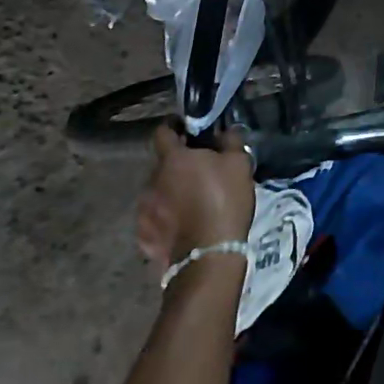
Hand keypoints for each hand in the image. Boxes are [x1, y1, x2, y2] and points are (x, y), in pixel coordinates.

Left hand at [136, 125, 254, 266]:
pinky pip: (154, 218)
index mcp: (172, 158)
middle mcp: (151, 180)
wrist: (210, 256)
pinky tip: (183, 225)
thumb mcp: (239, 163)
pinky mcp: (144, 236)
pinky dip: (166, 217)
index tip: (188, 129)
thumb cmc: (225, 201)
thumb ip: (230, 140)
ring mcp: (144, 210)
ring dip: (171, 191)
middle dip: (177, 164)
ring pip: (157, 191)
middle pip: (162, 164)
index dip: (174, 127)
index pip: (162, 131)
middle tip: (199, 171)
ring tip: (192, 202)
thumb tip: (225, 131)